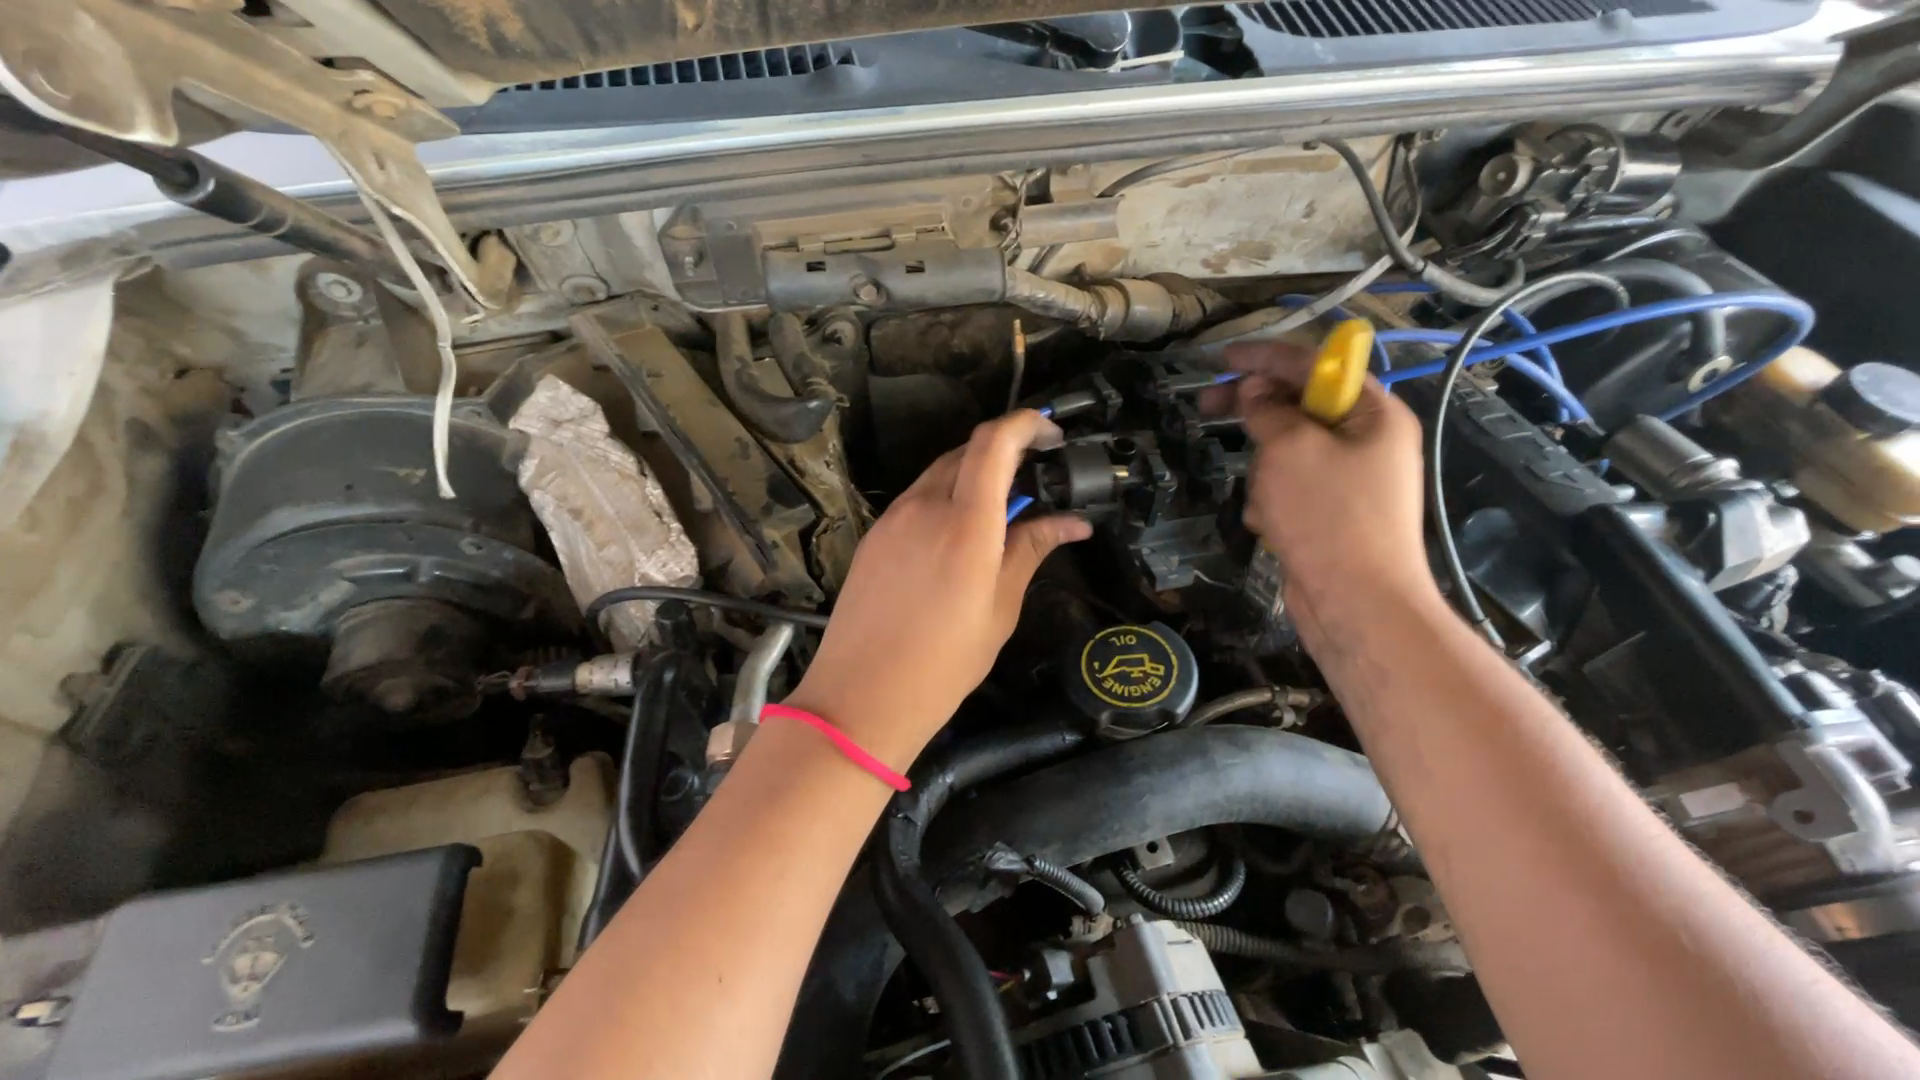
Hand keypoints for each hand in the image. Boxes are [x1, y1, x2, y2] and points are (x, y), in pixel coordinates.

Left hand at [786, 410, 1092, 768]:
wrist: (860, 696)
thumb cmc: (943, 663)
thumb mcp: (1000, 608)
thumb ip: (1031, 551)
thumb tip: (1073, 522)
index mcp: (965, 523)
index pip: (995, 442)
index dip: (1026, 423)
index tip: (1052, 433)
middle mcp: (924, 506)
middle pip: (967, 451)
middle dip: (1006, 451)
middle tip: (1037, 476)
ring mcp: (893, 519)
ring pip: (939, 473)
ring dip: (974, 476)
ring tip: (1002, 510)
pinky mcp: (874, 536)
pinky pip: (916, 499)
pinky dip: (946, 498)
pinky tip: (960, 535)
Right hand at [1221, 342, 1438, 623]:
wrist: (1358, 604)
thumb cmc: (1329, 517)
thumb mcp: (1290, 450)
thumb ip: (1268, 411)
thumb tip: (1255, 392)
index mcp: (1374, 414)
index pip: (1316, 367)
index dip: (1265, 358)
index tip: (1221, 359)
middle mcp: (1368, 441)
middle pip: (1299, 408)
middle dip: (1255, 413)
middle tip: (1205, 407)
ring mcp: (1349, 481)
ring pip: (1287, 453)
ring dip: (1264, 471)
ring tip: (1264, 500)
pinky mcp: (1330, 515)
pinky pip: (1290, 490)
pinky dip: (1272, 502)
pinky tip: (1270, 526)